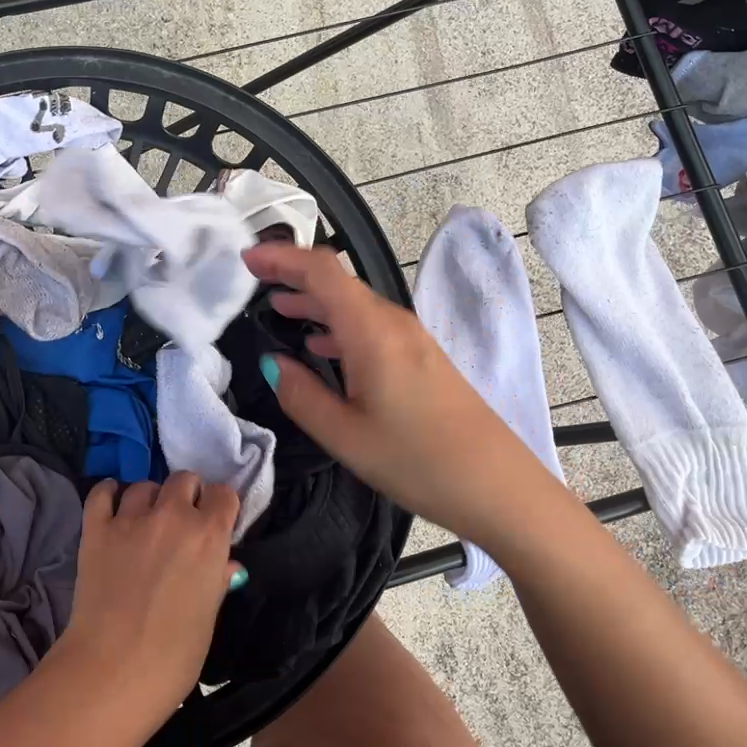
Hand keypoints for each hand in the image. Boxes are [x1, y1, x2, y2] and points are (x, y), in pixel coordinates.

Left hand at [55, 474, 239, 718]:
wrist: (114, 669)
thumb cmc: (173, 656)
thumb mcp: (208, 618)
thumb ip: (217, 582)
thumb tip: (227, 565)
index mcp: (208, 536)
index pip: (223, 494)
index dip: (220, 505)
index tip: (215, 520)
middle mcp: (172, 516)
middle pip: (184, 480)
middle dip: (187, 495)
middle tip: (181, 521)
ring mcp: (131, 519)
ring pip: (145, 485)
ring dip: (150, 498)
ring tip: (145, 520)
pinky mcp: (96, 528)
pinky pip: (102, 493)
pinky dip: (109, 493)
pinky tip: (112, 501)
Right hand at [241, 243, 555, 544]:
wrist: (500, 488)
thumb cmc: (418, 461)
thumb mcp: (344, 436)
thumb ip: (300, 394)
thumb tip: (273, 362)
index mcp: (370, 330)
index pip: (321, 270)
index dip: (281, 257)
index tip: (246, 259)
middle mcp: (392, 322)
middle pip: (338, 281)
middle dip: (293, 275)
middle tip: (254, 280)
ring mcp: (412, 339)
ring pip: (354, 304)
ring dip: (315, 301)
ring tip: (278, 308)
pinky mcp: (422, 359)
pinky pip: (371, 325)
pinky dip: (338, 324)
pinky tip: (321, 347)